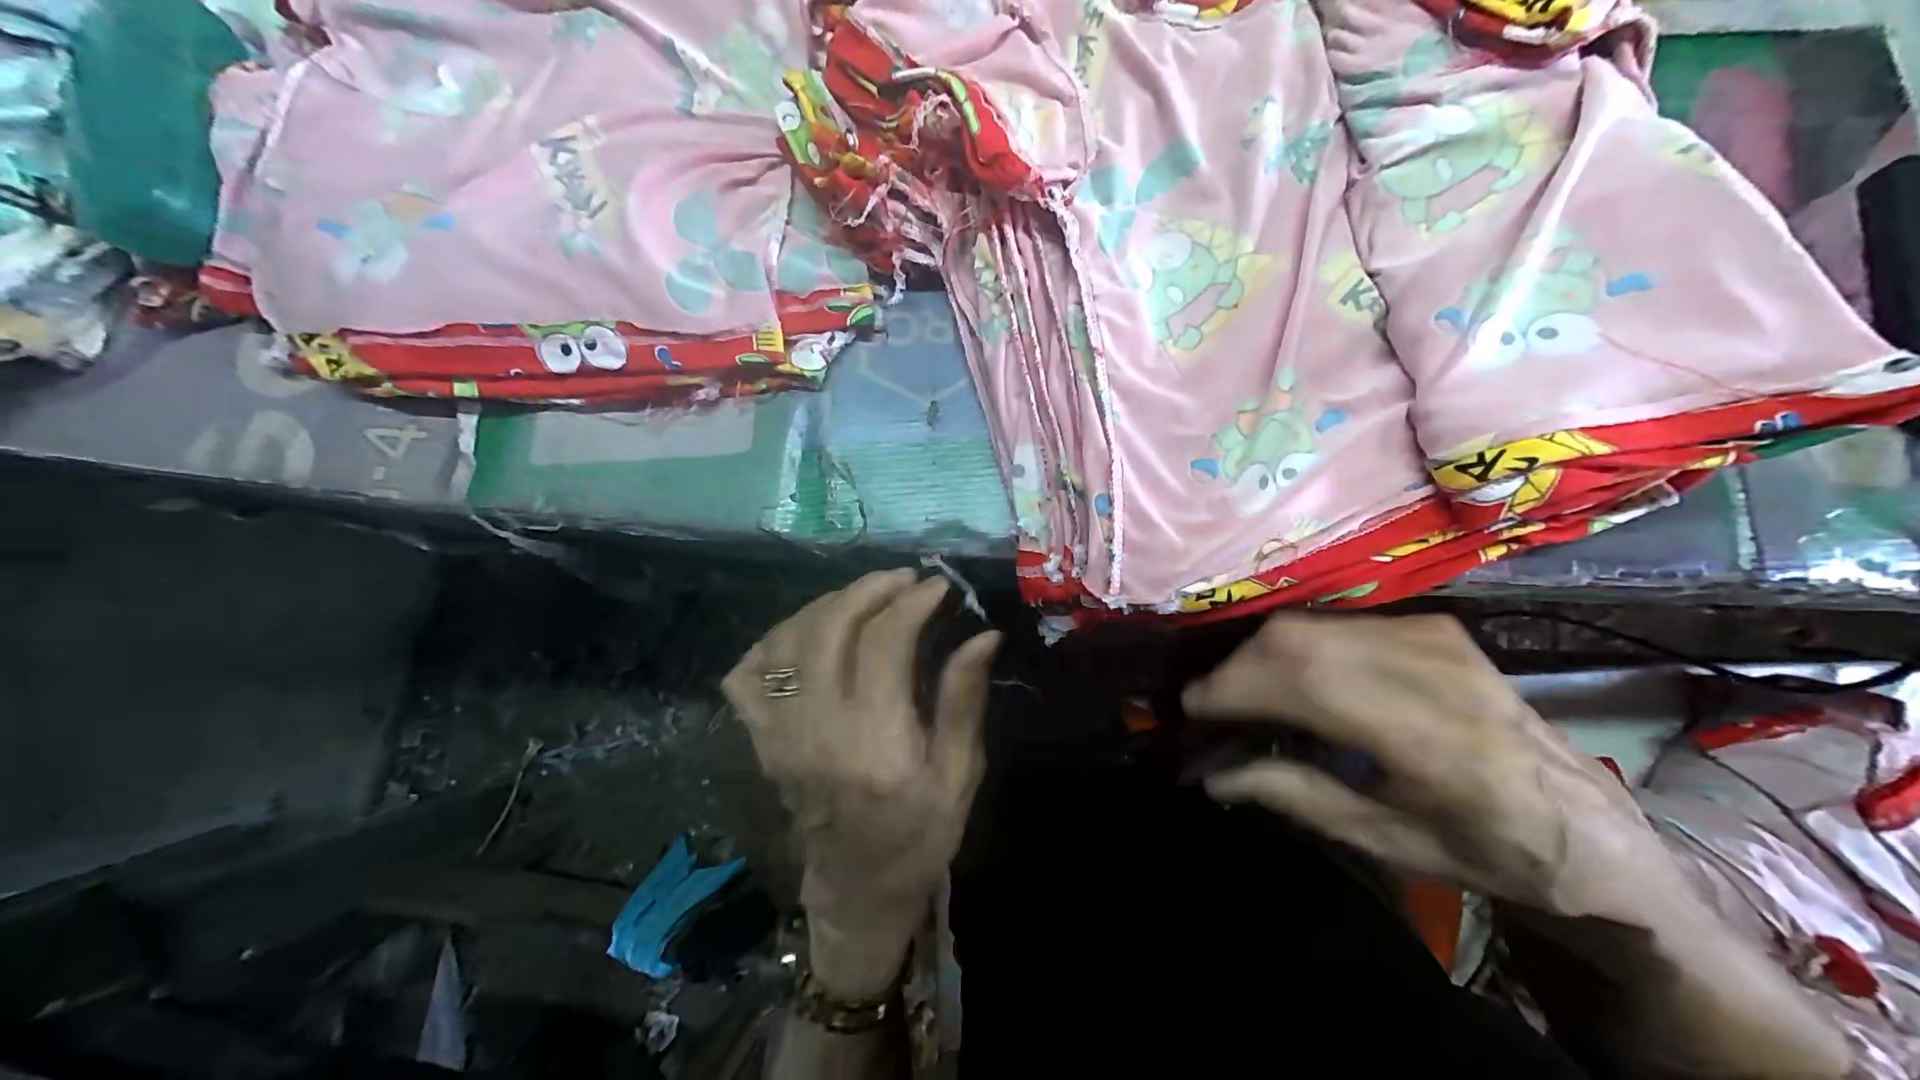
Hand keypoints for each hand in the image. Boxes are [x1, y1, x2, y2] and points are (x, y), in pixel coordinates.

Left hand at [724, 570, 1000, 998]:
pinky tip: (808, 632)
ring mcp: (780, 733)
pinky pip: (747, 674)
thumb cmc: (920, 835)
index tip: (939, 587)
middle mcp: (818, 729)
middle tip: (904, 580)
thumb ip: (964, 701)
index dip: (913, 601)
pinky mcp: (761, 739)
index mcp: (874, 741)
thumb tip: (983, 635)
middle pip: (830, 626)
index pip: (884, 641)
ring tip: (866, 597)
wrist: (857, 888)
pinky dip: (772, 641)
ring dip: (829, 604)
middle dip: (870, 588)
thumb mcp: (960, 776)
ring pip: (788, 639)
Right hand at [1184, 613, 1678, 918]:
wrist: (1593, 829)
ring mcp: (1436, 638)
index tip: (1188, 710)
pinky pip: (1333, 622)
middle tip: (1210, 706)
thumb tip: (1212, 774)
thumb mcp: (1391, 844)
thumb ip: (1297, 797)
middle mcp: (1434, 671)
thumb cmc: (1492, 851)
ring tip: (1240, 694)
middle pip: (1295, 640)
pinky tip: (1285, 677)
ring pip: (1307, 624)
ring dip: (1257, 655)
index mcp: (1433, 738)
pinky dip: (1291, 646)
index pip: (1303, 683)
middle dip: (1233, 669)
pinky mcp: (1434, 625)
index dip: (1231, 688)